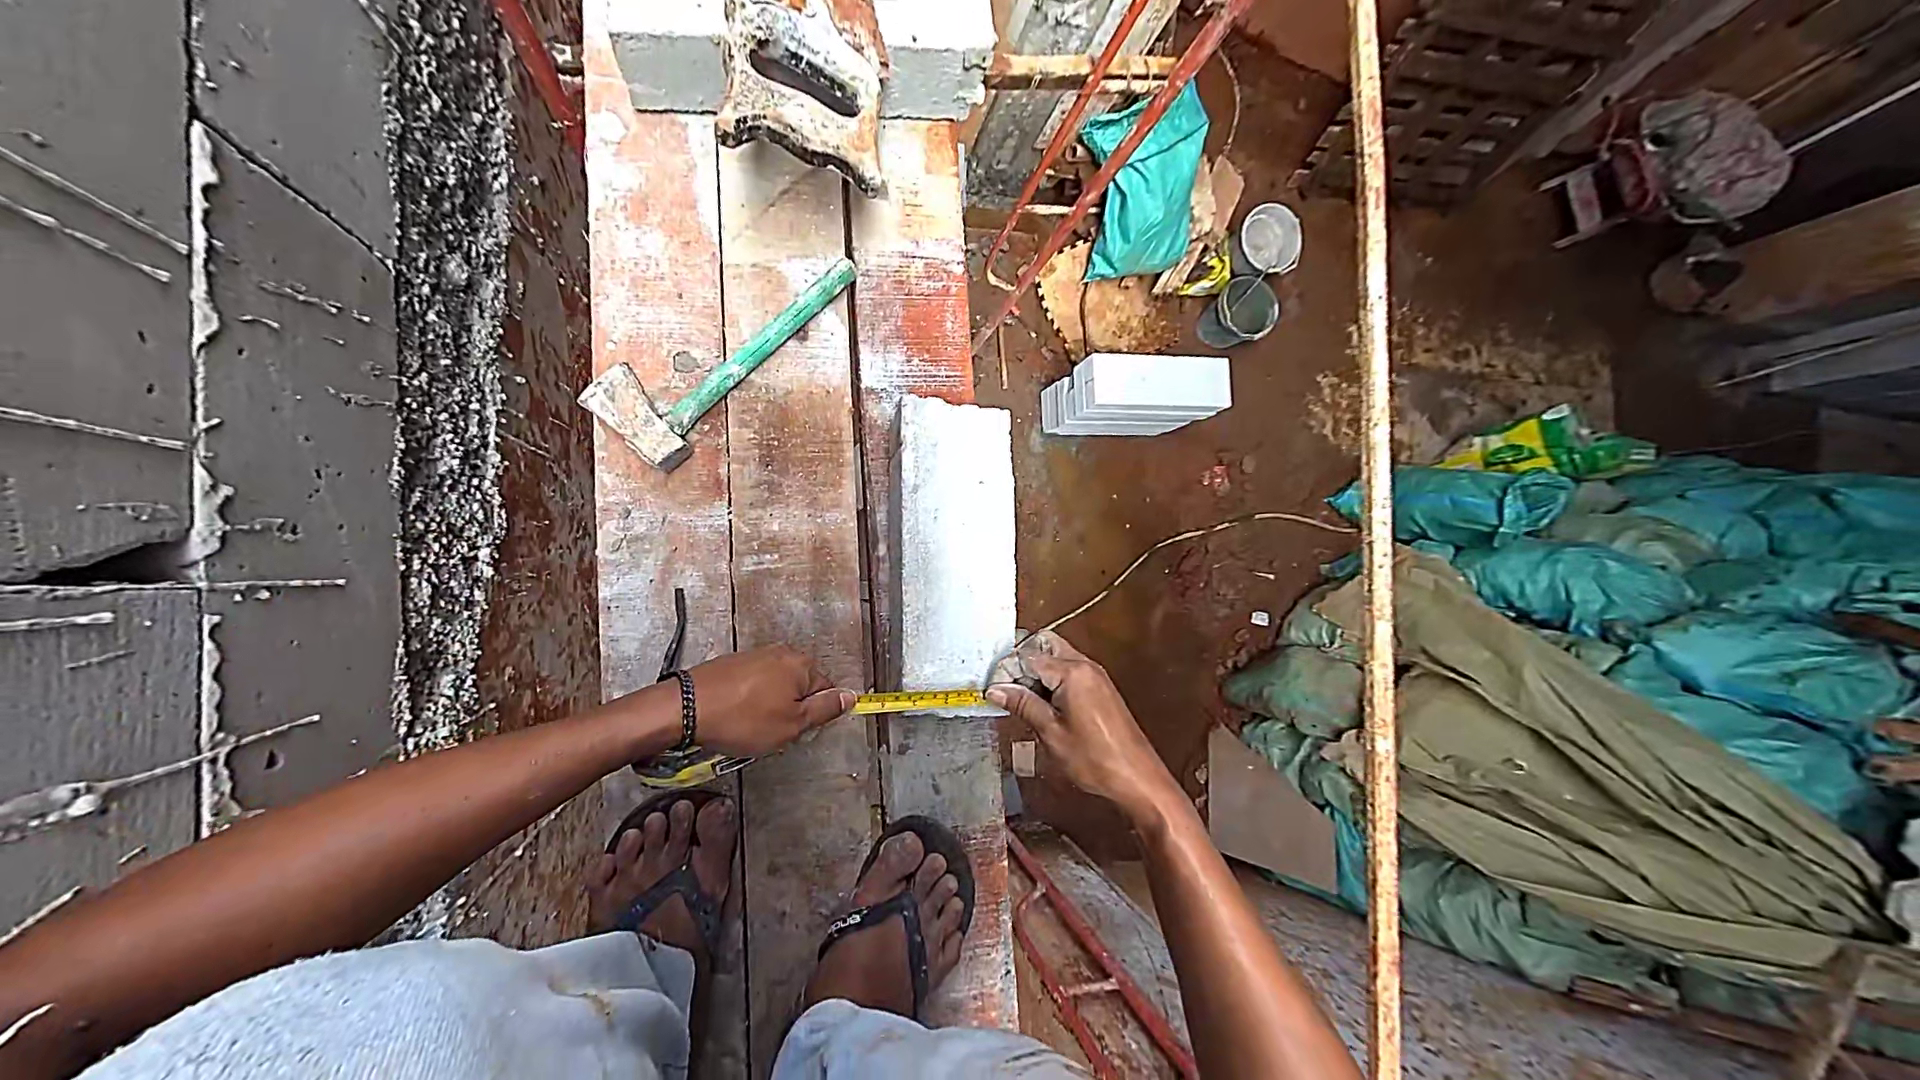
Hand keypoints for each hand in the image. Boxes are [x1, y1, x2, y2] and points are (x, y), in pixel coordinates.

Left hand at [683, 647, 854, 756]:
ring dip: (770, 706)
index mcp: (801, 665)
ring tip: (751, 726)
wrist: (687, 709)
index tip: (798, 730)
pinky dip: (750, 701)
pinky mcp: (734, 663)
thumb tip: (849, 696)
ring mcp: (756, 656)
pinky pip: (754, 684)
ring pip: (777, 686)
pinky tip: (736, 716)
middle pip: (801, 686)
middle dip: (792, 709)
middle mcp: (781, 653)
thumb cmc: (741, 719)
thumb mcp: (792, 725)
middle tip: (775, 731)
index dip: (815, 715)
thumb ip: (825, 709)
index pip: (827, 689)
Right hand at [986, 632, 1177, 823]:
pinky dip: (1051, 680)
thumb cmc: (1098, 760)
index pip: (1026, 656)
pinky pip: (1068, 671)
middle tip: (1004, 688)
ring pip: (1055, 656)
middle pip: (1043, 645)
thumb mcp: (1051, 733)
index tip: (993, 691)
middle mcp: (1085, 666)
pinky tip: (1041, 706)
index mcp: (1072, 673)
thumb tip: (997, 690)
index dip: (1005, 672)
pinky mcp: (1099, 688)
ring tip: (1021, 701)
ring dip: (1035, 672)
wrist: (1137, 778)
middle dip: (1020, 662)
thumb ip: (1023, 705)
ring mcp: (1094, 676)